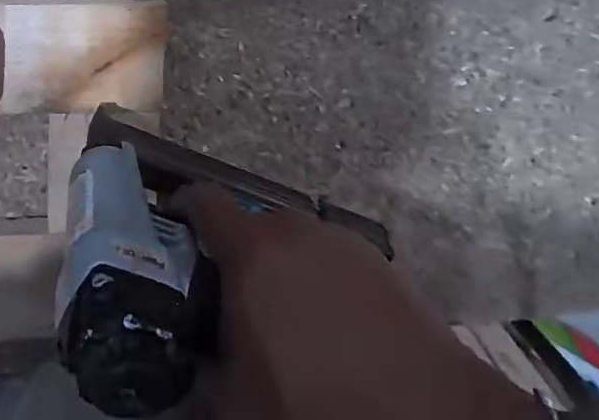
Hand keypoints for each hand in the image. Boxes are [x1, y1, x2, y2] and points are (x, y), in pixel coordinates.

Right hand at [180, 185, 536, 419]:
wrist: (429, 407)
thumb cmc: (319, 403)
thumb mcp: (240, 406)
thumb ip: (201, 381)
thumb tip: (186, 371)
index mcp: (253, 252)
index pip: (203, 199)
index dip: (180, 206)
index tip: (169, 227)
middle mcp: (293, 228)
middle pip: (247, 222)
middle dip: (229, 253)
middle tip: (222, 299)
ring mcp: (336, 236)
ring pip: (288, 238)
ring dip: (273, 264)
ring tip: (278, 316)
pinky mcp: (372, 253)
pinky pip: (324, 252)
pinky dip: (311, 273)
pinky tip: (325, 321)